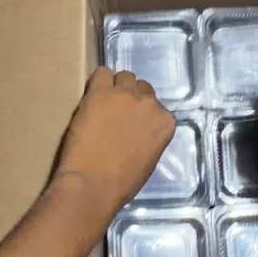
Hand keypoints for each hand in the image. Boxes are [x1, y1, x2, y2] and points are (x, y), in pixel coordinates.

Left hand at [54, 68, 176, 214]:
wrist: (93, 184)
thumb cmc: (122, 183)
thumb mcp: (149, 160)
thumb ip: (150, 137)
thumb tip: (139, 130)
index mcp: (165, 122)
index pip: (157, 107)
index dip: (142, 114)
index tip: (132, 123)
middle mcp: (149, 104)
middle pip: (142, 88)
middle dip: (131, 98)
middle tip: (117, 114)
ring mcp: (125, 95)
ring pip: (124, 77)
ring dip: (116, 87)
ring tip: (103, 104)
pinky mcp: (100, 92)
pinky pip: (102, 73)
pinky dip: (99, 82)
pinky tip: (92, 96)